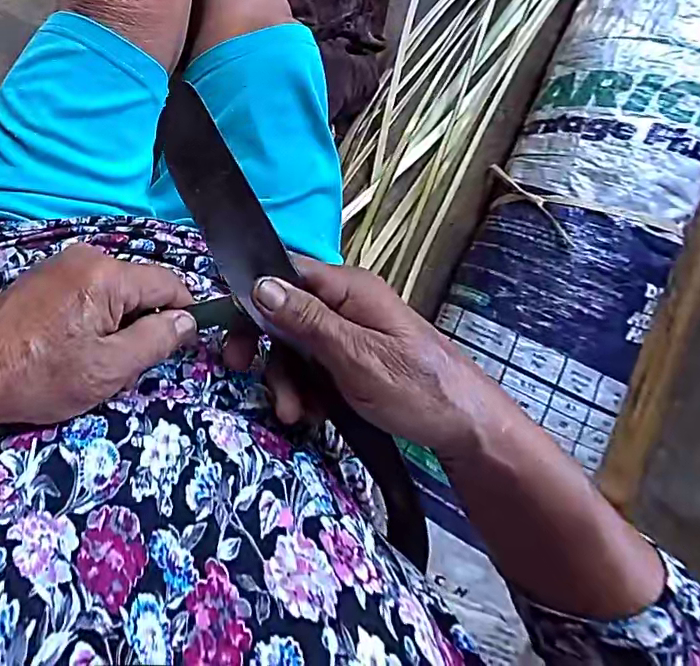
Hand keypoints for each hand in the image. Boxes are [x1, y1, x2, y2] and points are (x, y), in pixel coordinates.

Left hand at [0, 242, 199, 429]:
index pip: (168, 283)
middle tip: (124, 359)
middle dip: (143, 320)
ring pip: (116, 289)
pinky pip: (90, 288)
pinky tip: (69, 343)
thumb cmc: (37, 377)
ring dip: (117, 319)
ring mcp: (62, 263)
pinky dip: (94, 314)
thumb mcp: (109, 368)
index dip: (183, 312)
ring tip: (91, 355)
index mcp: (107, 274)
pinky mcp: (45, 275)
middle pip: (141, 285)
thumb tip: (187, 320)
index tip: (180, 342)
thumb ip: (157, 340)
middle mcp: (87, 256)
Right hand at [223, 257, 514, 456]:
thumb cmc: (417, 387)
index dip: (254, 296)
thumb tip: (261, 284)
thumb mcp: (356, 356)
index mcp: (349, 287)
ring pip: (298, 345)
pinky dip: (307, 389)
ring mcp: (350, 331)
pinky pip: (315, 366)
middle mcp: (347, 302)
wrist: (466, 427)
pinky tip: (313, 414)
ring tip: (296, 414)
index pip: (287, 272)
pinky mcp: (353, 358)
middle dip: (268, 348)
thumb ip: (308, 321)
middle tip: (242, 372)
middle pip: (286, 312)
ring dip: (288, 379)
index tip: (233, 332)